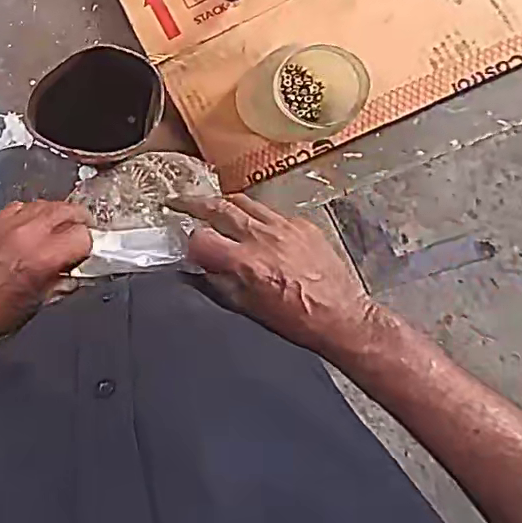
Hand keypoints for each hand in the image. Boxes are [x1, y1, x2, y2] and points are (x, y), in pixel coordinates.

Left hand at [0, 201, 92, 345]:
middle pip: (68, 210)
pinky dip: (33, 215)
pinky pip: (24, 206)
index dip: (90, 244)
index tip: (87, 252)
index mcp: (42, 258)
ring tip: (57, 232)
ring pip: (47, 204)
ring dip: (58, 216)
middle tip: (79, 236)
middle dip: (79, 223)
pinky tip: (32, 229)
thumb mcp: (43, 300)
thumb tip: (83, 265)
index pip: (83, 235)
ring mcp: (8, 223)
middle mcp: (26, 234)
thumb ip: (67, 278)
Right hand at [172, 194, 379, 354]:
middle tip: (179, 202)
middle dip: (192, 203)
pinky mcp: (302, 224)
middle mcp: (263, 238)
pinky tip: (256, 227)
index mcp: (246, 263)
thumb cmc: (297, 321)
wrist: (342, 318)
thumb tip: (197, 268)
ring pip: (243, 201)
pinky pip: (271, 211)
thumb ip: (216, 283)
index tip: (188, 245)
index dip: (189, 242)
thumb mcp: (246, 308)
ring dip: (223, 203)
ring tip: (213, 206)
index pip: (200, 238)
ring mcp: (284, 227)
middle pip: (217, 207)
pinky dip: (257, 216)